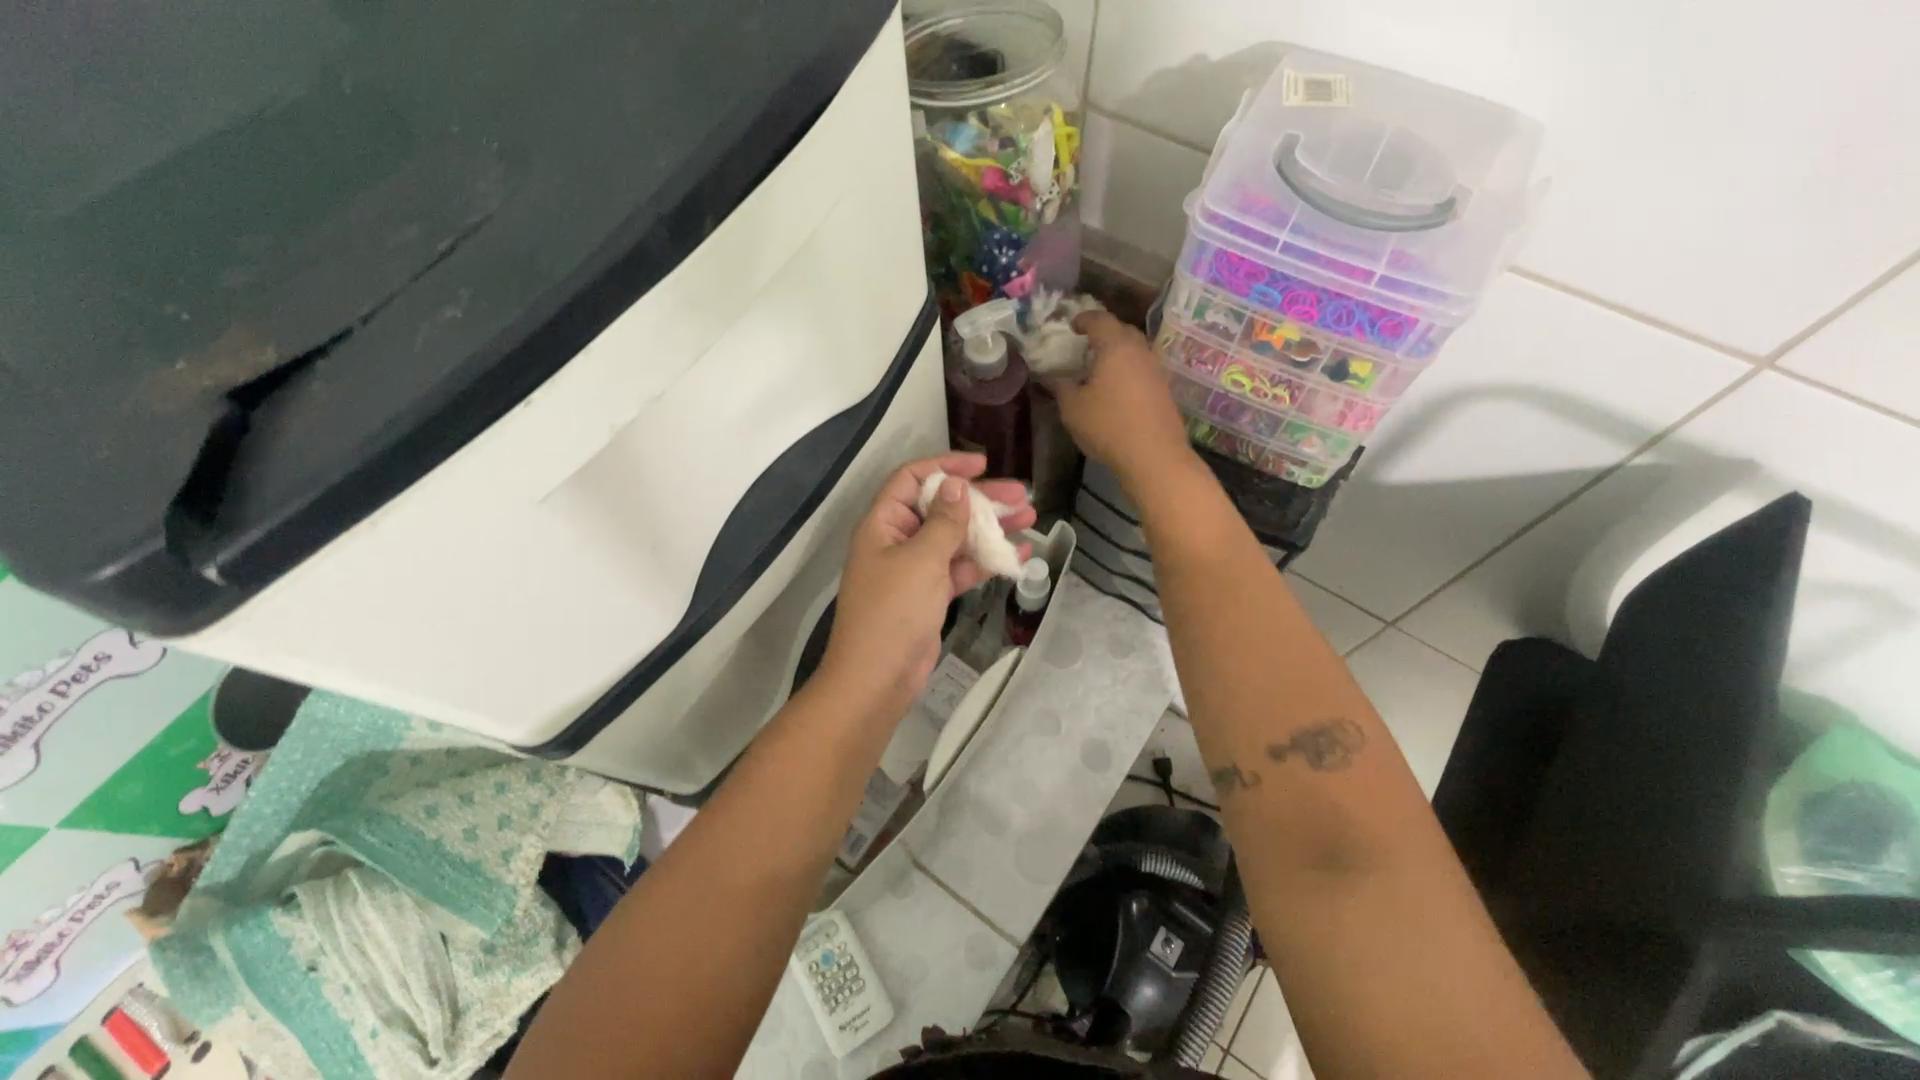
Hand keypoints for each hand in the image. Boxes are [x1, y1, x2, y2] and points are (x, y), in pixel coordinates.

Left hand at [819, 452, 1035, 714]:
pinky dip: (986, 561)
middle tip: (1021, 496)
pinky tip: (1018, 555)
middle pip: (941, 508)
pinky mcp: (930, 595)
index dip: (946, 466)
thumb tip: (957, 486)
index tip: (982, 464)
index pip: (912, 479)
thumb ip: (943, 522)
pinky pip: (960, 568)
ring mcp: (914, 569)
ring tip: (1030, 519)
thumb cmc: (892, 612)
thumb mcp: (921, 561)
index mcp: (883, 524)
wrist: (877, 677)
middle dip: (981, 500)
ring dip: (990, 529)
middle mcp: (897, 540)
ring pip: (956, 538)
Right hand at [1047, 311, 1195, 484]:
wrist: (1154, 456)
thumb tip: (1049, 376)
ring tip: (1101, 367)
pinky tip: (1118, 387)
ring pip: (1136, 349)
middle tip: (1086, 345)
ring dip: (1118, 352)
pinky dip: (1129, 369)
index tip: (1072, 326)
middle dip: (1103, 333)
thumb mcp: (1073, 408)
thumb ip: (1060, 387)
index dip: (1083, 319)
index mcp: (1115, 346)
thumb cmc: (1108, 426)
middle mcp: (1140, 350)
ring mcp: (1156, 369)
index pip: (1099, 319)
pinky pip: (1143, 368)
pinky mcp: (1164, 388)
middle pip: (1122, 330)